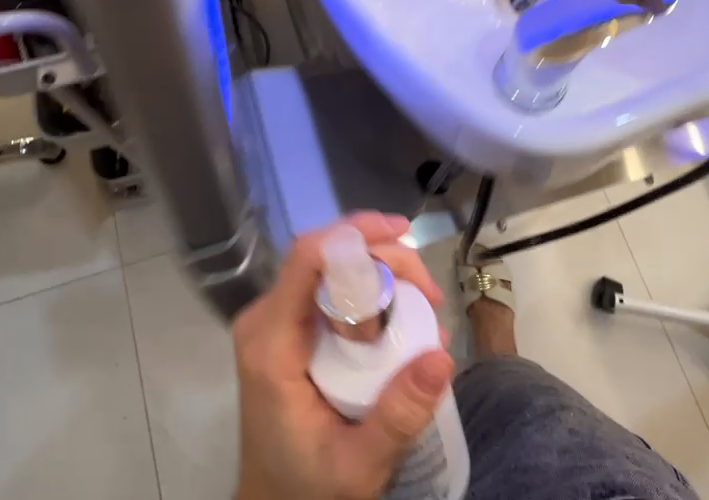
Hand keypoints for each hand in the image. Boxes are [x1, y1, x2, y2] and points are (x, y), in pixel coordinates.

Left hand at [233, 213, 454, 499]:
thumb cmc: (307, 488)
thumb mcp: (359, 464)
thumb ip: (398, 414)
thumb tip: (442, 356)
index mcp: (272, 345)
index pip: (305, 262)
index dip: (352, 236)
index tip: (401, 235)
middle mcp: (266, 321)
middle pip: (324, 259)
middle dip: (383, 260)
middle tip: (431, 295)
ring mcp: (274, 321)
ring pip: (329, 269)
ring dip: (380, 274)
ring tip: (425, 307)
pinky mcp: (287, 329)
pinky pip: (327, 289)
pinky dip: (368, 291)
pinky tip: (402, 315)